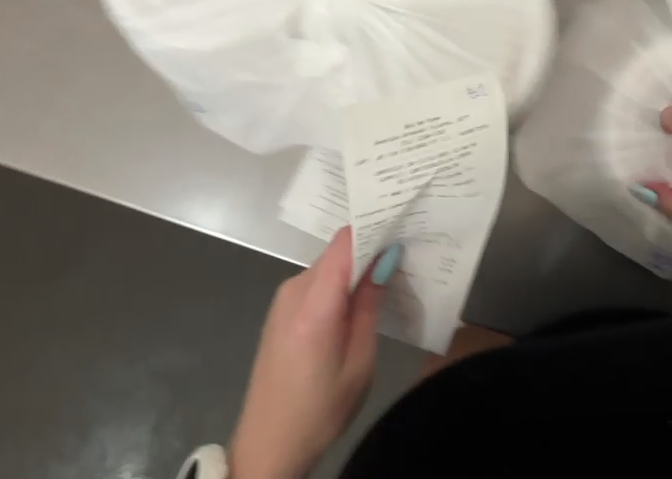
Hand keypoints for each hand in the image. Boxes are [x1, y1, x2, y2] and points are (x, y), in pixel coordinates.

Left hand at [229, 227, 397, 478]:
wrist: (266, 448)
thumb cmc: (320, 409)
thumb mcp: (359, 361)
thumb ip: (369, 304)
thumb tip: (385, 258)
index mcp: (314, 304)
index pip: (345, 242)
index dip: (374, 228)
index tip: (404, 224)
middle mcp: (294, 291)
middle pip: (337, 252)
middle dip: (370, 250)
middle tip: (405, 256)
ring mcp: (283, 300)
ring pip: (327, 267)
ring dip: (354, 270)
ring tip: (386, 283)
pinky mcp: (280, 312)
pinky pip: (316, 283)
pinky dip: (338, 285)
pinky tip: (356, 305)